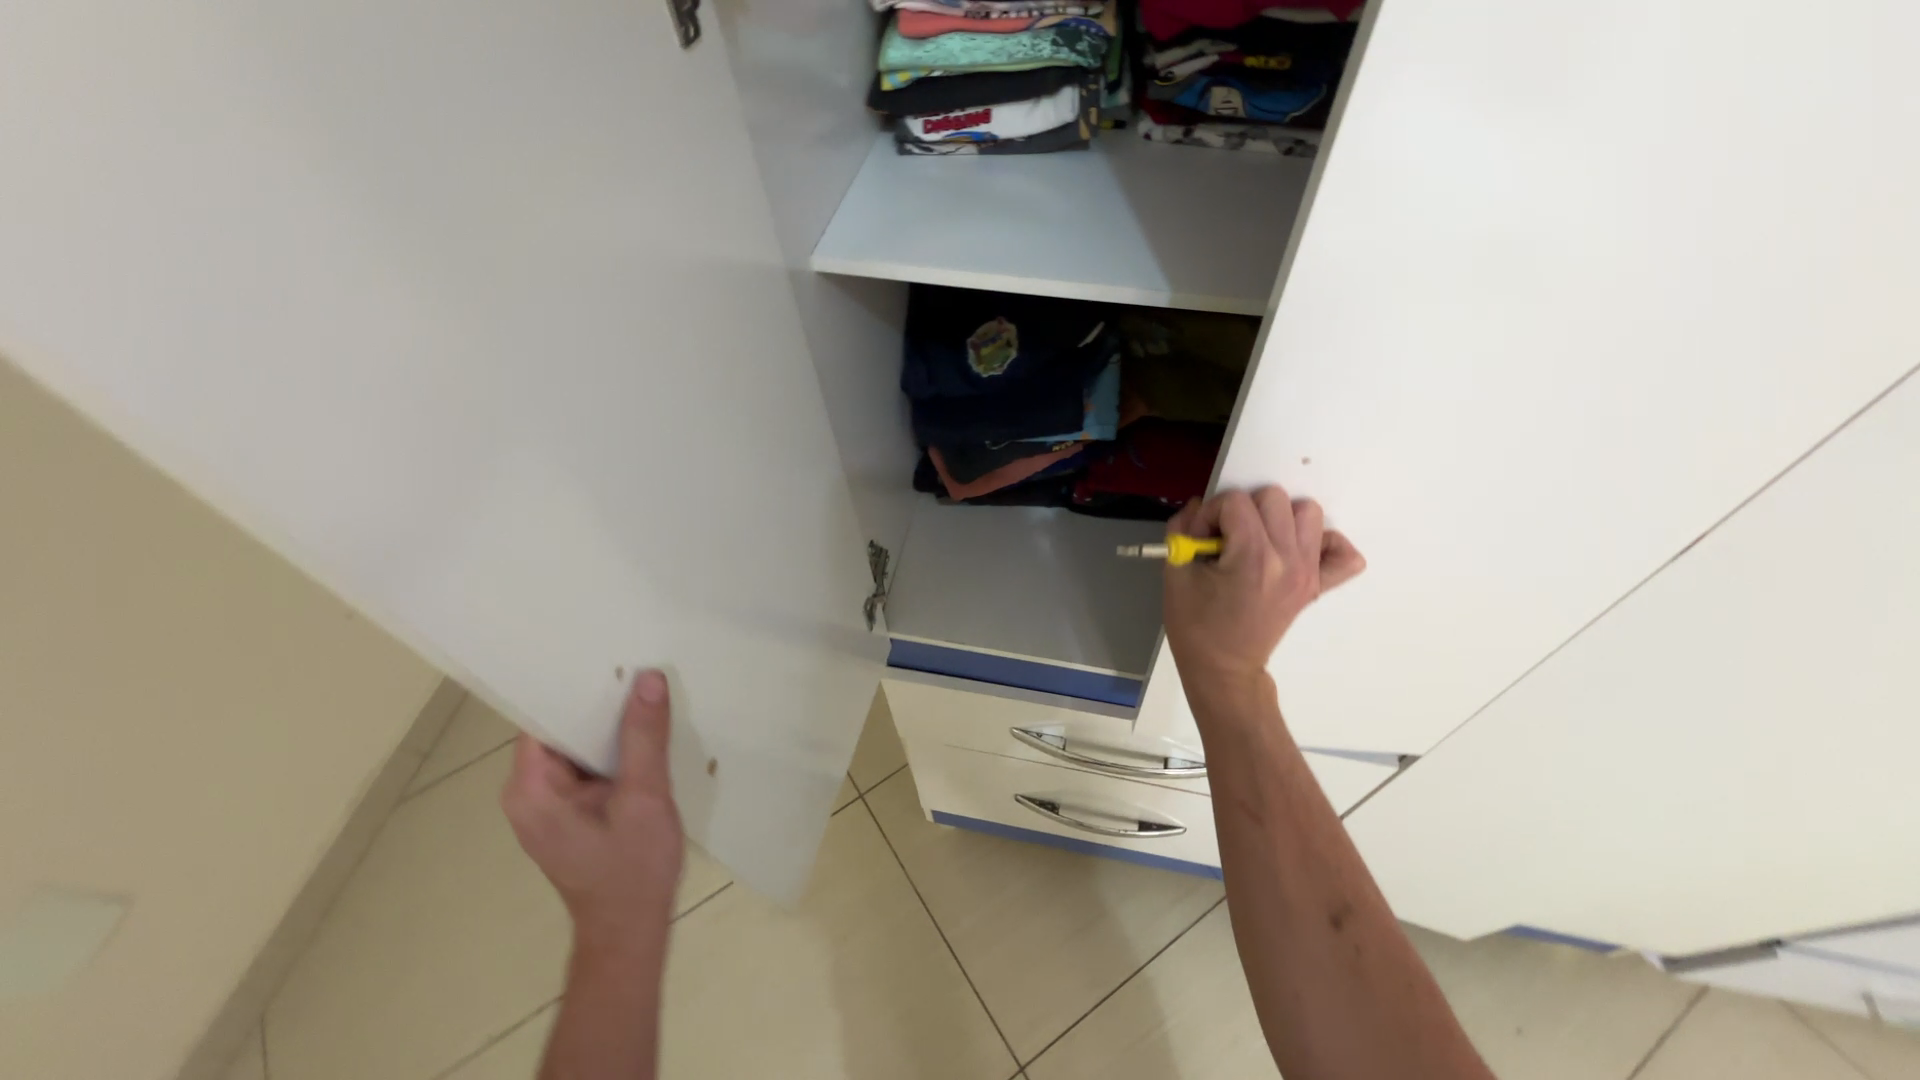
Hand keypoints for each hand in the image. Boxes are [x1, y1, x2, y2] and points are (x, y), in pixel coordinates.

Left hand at [502, 670, 684, 949]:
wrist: (631, 933)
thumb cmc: (631, 870)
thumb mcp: (644, 798)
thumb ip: (643, 738)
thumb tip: (647, 679)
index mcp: (531, 788)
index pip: (543, 718)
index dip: (574, 686)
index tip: (609, 657)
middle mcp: (530, 793)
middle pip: (561, 730)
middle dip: (600, 704)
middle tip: (639, 668)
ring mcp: (550, 806)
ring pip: (578, 749)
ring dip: (611, 729)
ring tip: (648, 693)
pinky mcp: (572, 815)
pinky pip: (589, 769)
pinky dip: (615, 753)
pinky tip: (648, 735)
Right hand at [1163, 486, 1365, 701]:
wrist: (1223, 668)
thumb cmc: (1195, 626)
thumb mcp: (1175, 575)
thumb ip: (1181, 529)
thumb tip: (1197, 506)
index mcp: (1253, 558)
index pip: (1236, 502)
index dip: (1210, 515)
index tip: (1200, 540)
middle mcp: (1288, 559)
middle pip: (1274, 498)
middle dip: (1243, 510)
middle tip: (1226, 539)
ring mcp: (1309, 572)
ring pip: (1308, 513)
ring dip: (1280, 518)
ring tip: (1257, 541)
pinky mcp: (1318, 584)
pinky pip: (1344, 554)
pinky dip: (1325, 544)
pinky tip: (1296, 552)